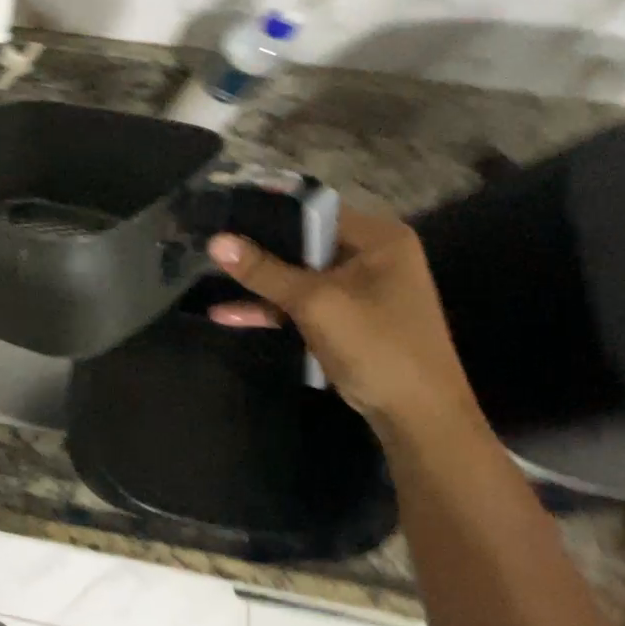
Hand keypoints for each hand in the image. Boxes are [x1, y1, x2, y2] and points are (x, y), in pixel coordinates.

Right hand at [206, 209, 478, 428]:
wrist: (417, 415)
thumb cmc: (376, 345)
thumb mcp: (314, 302)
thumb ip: (264, 270)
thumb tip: (215, 240)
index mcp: (379, 239)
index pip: (314, 210)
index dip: (267, 212)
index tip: (222, 215)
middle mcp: (372, 256)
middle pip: (302, 242)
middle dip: (256, 248)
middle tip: (208, 244)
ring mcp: (358, 289)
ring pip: (296, 274)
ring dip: (257, 281)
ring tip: (207, 275)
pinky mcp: (345, 318)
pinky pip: (300, 302)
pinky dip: (269, 308)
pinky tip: (226, 314)